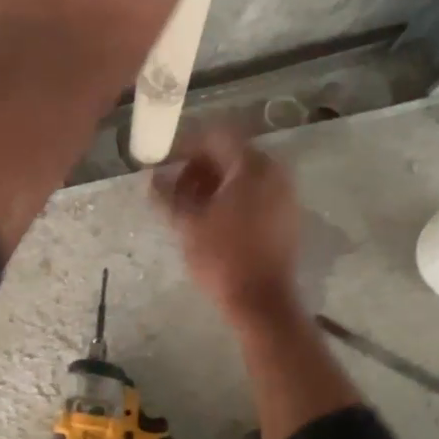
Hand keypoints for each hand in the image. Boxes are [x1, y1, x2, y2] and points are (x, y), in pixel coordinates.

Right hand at [152, 125, 301, 318]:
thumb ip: (166, 194)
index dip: (186, 146)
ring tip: (189, 206)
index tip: (165, 163)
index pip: (216, 136)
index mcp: (252, 166)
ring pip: (243, 175)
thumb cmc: (221, 258)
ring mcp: (285, 195)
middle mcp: (274, 172)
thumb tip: (151, 177)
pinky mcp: (287, 216)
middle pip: (231, 154)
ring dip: (214, 183)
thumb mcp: (186, 223)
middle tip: (174, 187)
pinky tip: (212, 219)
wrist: (261, 302)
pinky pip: (256, 193)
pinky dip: (232, 197)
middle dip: (199, 167)